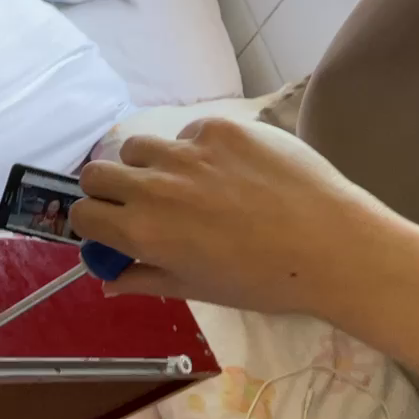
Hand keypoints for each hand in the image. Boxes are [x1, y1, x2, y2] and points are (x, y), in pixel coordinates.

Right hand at [71, 118, 418, 321]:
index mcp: (143, 233)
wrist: (336, 248)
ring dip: (147, 164)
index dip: (92, 221)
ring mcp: (186, 153)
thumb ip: (143, 280)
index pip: (82, 213)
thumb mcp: (196, 289)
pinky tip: (227, 168)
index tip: (110, 226)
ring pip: (137, 147)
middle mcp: (154, 189)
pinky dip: (194, 149)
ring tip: (182, 179)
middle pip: (96, 173)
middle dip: (107, 188)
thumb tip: (108, 281)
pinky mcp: (220, 129)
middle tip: (137, 200)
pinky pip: (187, 132)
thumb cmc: (263, 281)